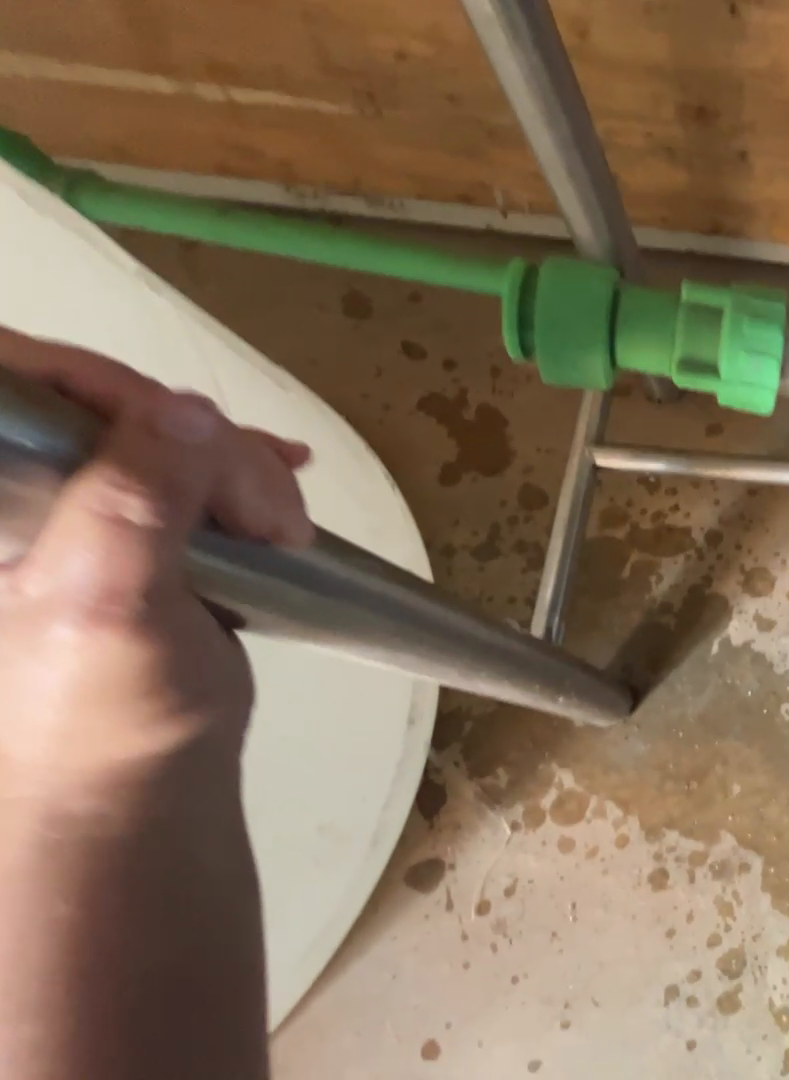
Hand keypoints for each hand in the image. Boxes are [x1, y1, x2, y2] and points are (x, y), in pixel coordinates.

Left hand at [0, 328, 313, 804]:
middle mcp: (18, 493)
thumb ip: (135, 504)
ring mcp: (80, 507)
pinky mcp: (142, 525)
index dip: (90, 381)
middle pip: (109, 403)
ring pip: (166, 431)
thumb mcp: (112, 604)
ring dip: (242, 466)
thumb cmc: (105, 709)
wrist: (142, 776)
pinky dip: (249, 466)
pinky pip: (195, 461)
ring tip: (285, 528)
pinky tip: (287, 480)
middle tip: (267, 515)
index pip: (7, 379)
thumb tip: (188, 408)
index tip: (184, 434)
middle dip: (206, 447)